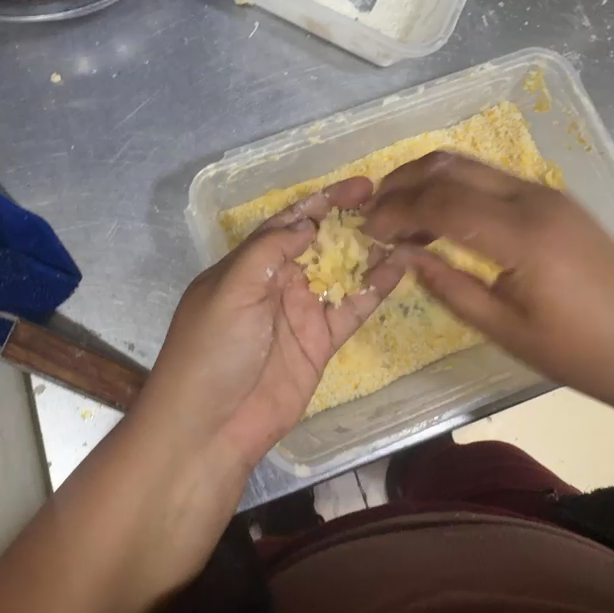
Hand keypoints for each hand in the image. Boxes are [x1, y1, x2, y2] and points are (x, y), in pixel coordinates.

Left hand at [138, 177, 403, 471]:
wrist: (209, 427)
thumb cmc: (211, 350)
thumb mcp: (232, 288)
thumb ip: (270, 251)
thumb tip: (307, 222)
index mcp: (249, 264)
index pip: (289, 222)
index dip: (322, 202)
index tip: (358, 185)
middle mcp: (277, 281)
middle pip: (320, 242)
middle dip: (350, 220)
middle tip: (388, 202)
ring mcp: (301, 311)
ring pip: (341, 272)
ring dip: (368, 251)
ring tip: (404, 229)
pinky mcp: (321, 342)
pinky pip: (352, 307)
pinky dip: (375, 288)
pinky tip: (399, 267)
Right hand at [361, 152, 613, 410]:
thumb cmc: (583, 353)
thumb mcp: (506, 330)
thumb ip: (448, 286)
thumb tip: (401, 256)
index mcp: (521, 234)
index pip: (439, 203)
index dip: (394, 212)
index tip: (364, 230)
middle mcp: (530, 198)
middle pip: (448, 167)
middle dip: (401, 184)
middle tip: (371, 212)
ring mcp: (544, 192)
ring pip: (467, 165)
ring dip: (424, 180)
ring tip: (396, 213)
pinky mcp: (552, 198)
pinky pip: (488, 178)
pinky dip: (452, 187)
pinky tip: (438, 218)